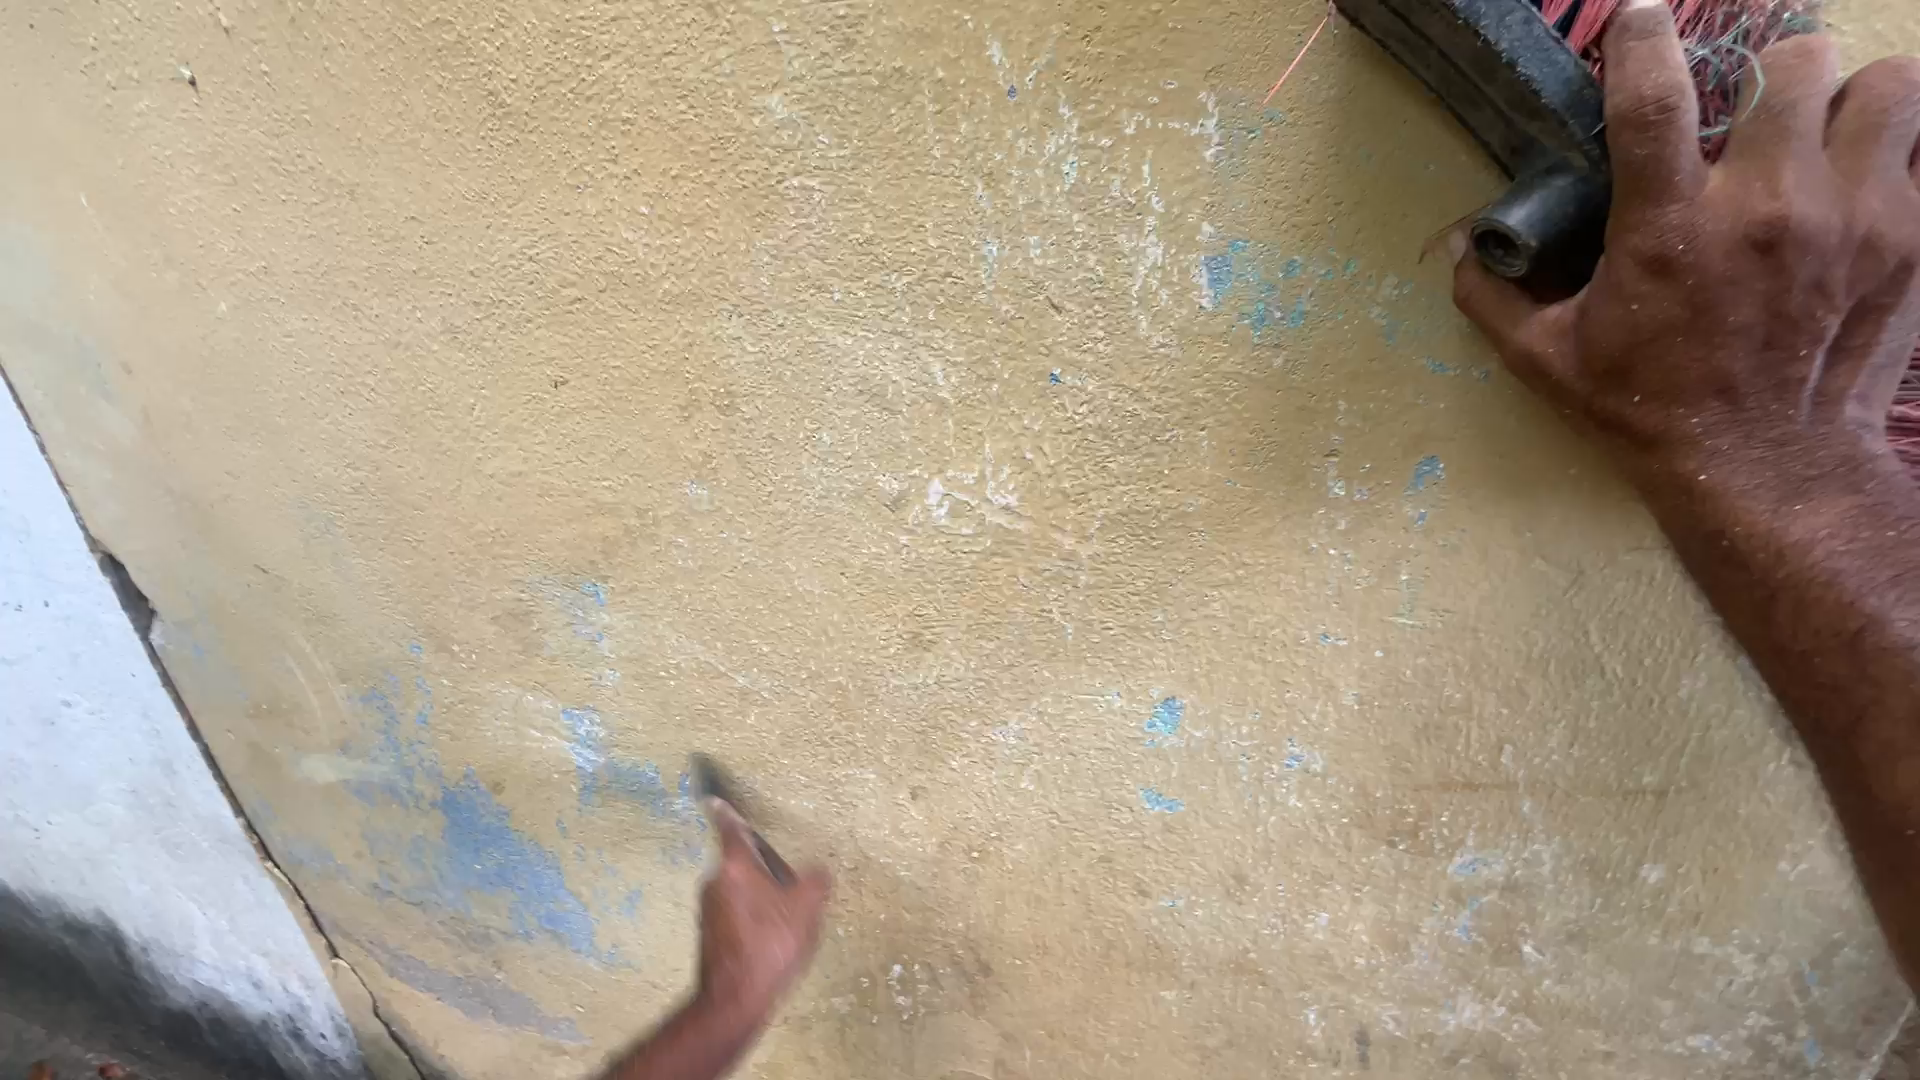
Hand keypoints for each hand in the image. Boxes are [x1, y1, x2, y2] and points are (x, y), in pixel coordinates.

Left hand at [694, 799, 831, 1025]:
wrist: (735, 1000)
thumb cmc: (770, 943)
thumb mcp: (807, 906)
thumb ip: (816, 880)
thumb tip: (816, 873)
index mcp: (735, 865)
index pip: (731, 829)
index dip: (726, 812)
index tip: (713, 798)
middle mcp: (715, 881)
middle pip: (741, 862)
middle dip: (763, 869)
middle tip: (788, 885)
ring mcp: (708, 911)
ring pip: (739, 890)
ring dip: (759, 896)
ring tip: (785, 920)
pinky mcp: (709, 936)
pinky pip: (735, 913)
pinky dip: (752, 918)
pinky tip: (771, 940)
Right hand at [1453, 0, 1919, 490]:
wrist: (1754, 456)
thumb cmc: (1634, 402)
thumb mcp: (1538, 358)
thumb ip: (1489, 296)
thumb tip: (1456, 247)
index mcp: (1666, 233)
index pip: (1652, 103)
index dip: (1640, 42)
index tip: (1637, 16)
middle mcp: (1767, 206)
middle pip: (1792, 66)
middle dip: (1760, 73)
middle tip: (1735, 112)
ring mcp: (1855, 214)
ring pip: (1883, 85)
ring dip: (1837, 99)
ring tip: (1803, 139)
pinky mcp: (1912, 235)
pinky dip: (1882, 149)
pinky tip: (1842, 188)